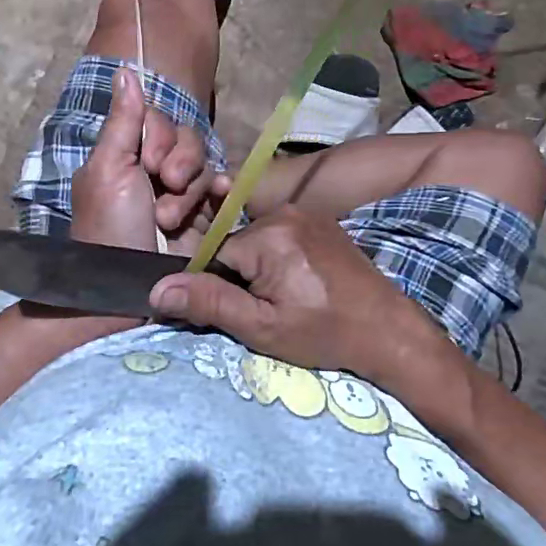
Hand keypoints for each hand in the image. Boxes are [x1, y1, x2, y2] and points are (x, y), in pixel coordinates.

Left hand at [69, 68, 229, 251]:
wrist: (126, 287)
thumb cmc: (108, 228)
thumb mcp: (108, 170)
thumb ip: (122, 121)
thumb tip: (126, 68)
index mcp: (128, 154)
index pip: (159, 120)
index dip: (160, 136)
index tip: (148, 163)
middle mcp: (156, 168)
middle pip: (187, 139)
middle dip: (179, 162)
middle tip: (163, 187)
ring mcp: (184, 193)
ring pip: (205, 164)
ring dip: (189, 190)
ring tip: (170, 219)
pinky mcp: (207, 216)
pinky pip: (223, 188)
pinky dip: (221, 191)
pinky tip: (218, 198)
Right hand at [147, 208, 453, 387]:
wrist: (387, 328)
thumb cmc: (325, 332)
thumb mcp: (263, 328)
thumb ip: (211, 303)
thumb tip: (158, 289)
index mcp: (269, 236)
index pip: (212, 254)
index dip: (214, 288)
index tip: (231, 314)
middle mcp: (286, 213)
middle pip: (236, 245)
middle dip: (239, 278)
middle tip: (266, 313)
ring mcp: (308, 214)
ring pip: (258, 242)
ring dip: (260, 271)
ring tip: (287, 302)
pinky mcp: (323, 223)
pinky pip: (283, 238)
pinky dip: (281, 261)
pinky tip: (302, 287)